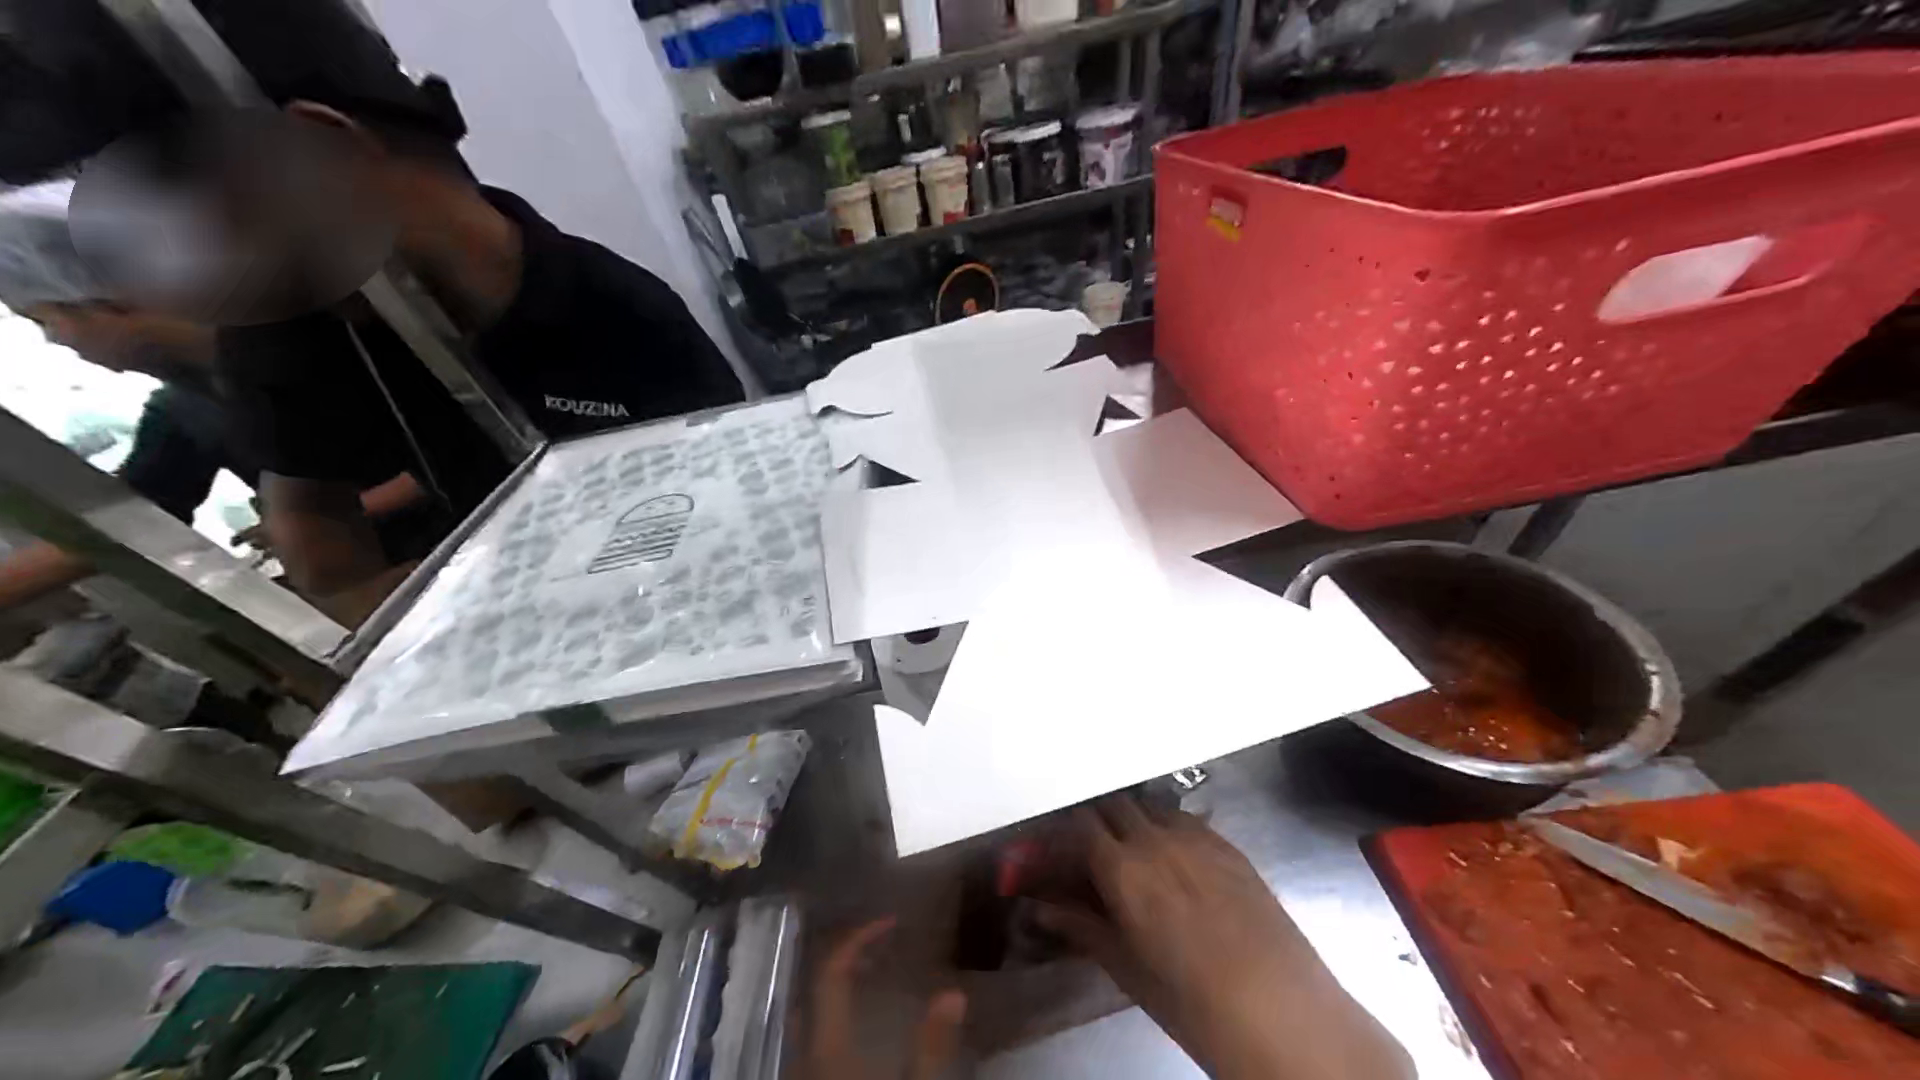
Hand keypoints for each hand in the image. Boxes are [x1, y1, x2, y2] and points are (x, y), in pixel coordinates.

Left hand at [804, 918, 966, 1079]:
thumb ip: (933, 1050)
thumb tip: (953, 993)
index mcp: (829, 1050)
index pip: (832, 973)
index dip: (856, 938)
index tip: (890, 922)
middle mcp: (805, 1057)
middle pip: (814, 987)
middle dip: (847, 955)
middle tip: (885, 942)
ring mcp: (801, 1076)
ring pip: (810, 1012)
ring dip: (840, 984)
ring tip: (876, 974)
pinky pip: (812, 1037)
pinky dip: (834, 1013)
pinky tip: (861, 1024)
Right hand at [1039, 797, 1413, 1079]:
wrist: (1283, 1014)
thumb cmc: (1193, 1003)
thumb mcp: (1127, 968)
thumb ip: (1082, 928)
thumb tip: (1041, 910)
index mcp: (1123, 868)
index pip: (1079, 824)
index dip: (1065, 833)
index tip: (1058, 850)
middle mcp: (1156, 839)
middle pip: (1114, 804)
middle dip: (1097, 819)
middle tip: (1093, 850)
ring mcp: (1197, 837)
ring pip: (1151, 806)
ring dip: (1134, 819)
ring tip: (1134, 850)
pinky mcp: (1229, 845)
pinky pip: (1187, 820)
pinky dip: (1170, 828)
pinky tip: (1176, 860)